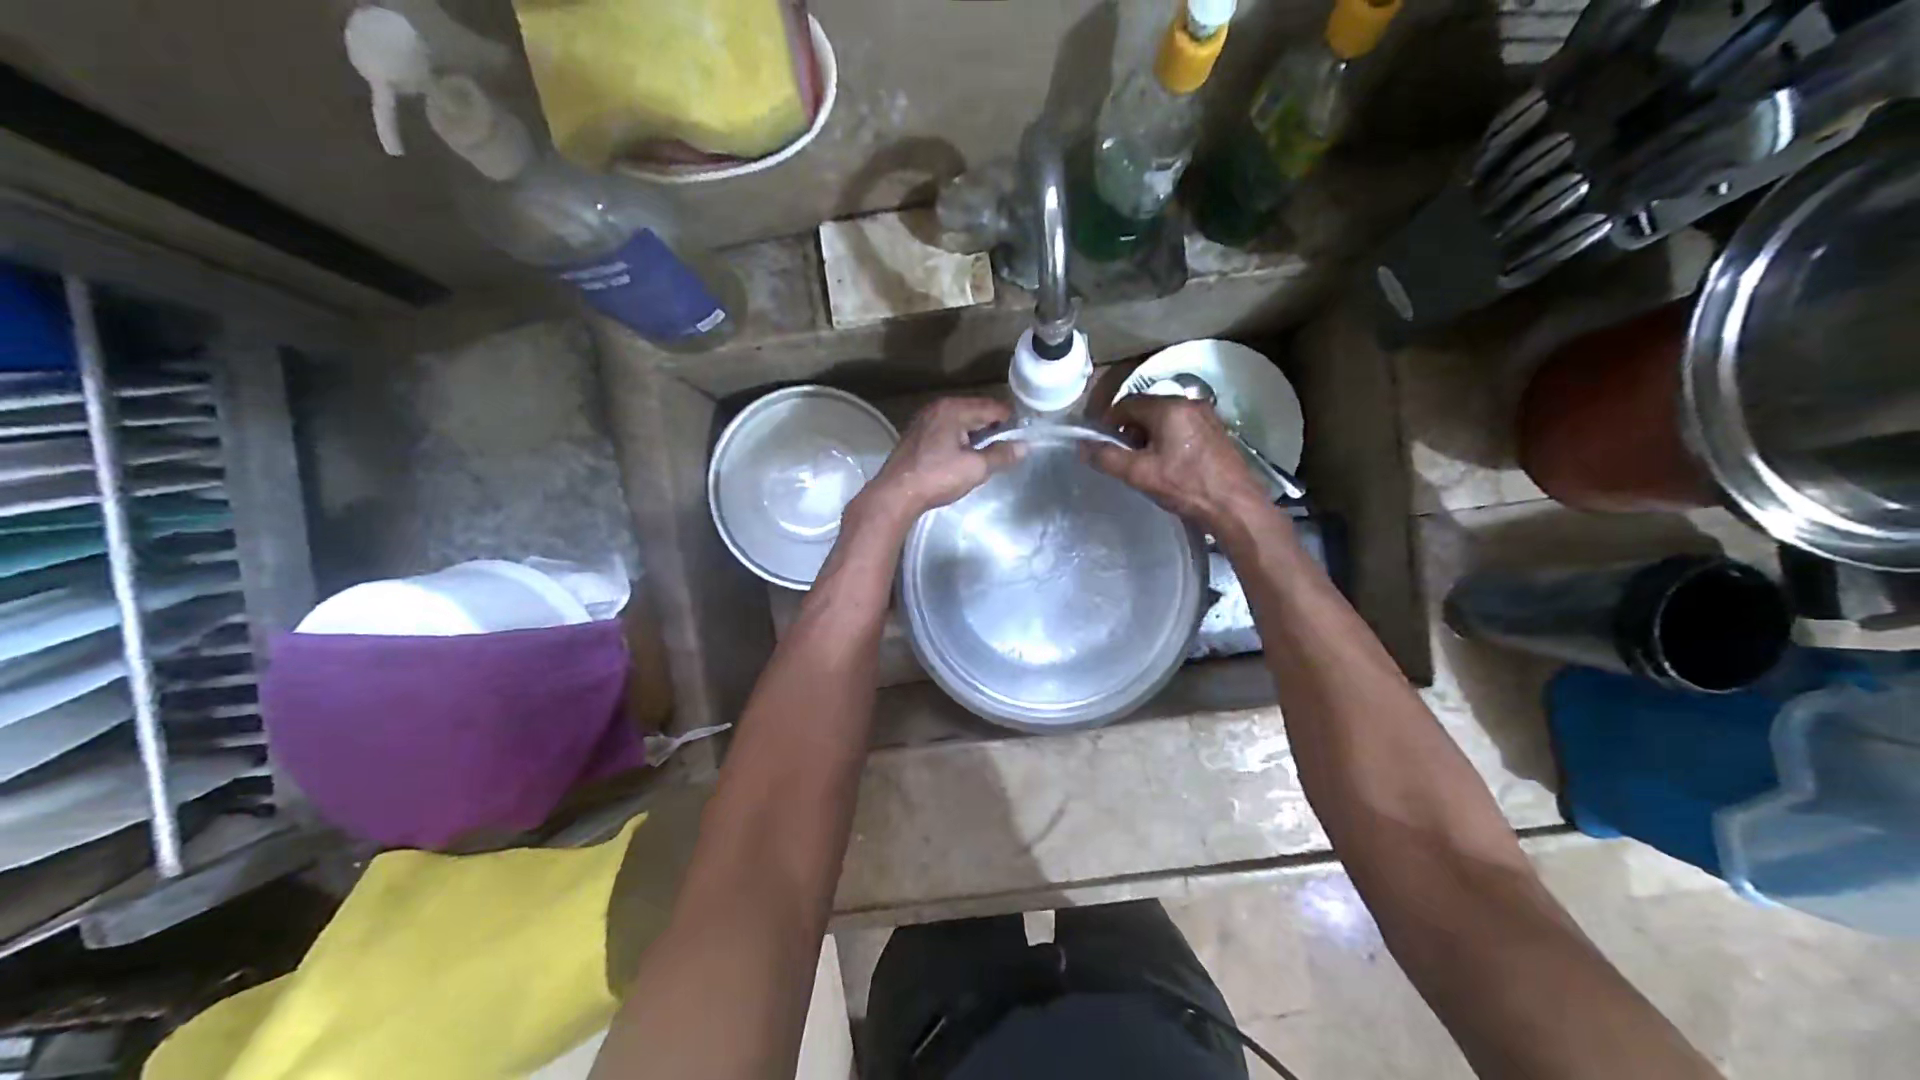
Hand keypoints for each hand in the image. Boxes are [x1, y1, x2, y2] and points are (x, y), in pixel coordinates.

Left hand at [861, 396, 1019, 520]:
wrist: (894, 495)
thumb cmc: (936, 478)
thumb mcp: (975, 468)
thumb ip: (1001, 455)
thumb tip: (1024, 446)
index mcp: (954, 409)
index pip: (993, 406)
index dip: (1011, 420)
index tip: (1023, 436)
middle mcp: (938, 407)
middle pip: (976, 410)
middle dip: (993, 426)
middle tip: (1007, 447)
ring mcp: (924, 420)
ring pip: (960, 420)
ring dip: (975, 433)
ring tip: (988, 454)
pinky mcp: (916, 435)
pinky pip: (946, 429)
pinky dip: (959, 438)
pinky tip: (963, 456)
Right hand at [1088, 395, 1271, 531]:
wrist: (1235, 507)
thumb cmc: (1186, 487)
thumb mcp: (1139, 474)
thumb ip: (1107, 458)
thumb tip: (1082, 447)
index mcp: (1169, 407)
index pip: (1126, 404)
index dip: (1109, 422)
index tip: (1102, 444)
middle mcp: (1190, 404)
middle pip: (1147, 409)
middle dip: (1130, 430)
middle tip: (1124, 458)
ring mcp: (1208, 417)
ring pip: (1166, 419)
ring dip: (1150, 436)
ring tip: (1146, 465)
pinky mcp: (1218, 432)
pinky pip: (1183, 428)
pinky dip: (1169, 440)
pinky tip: (1170, 465)